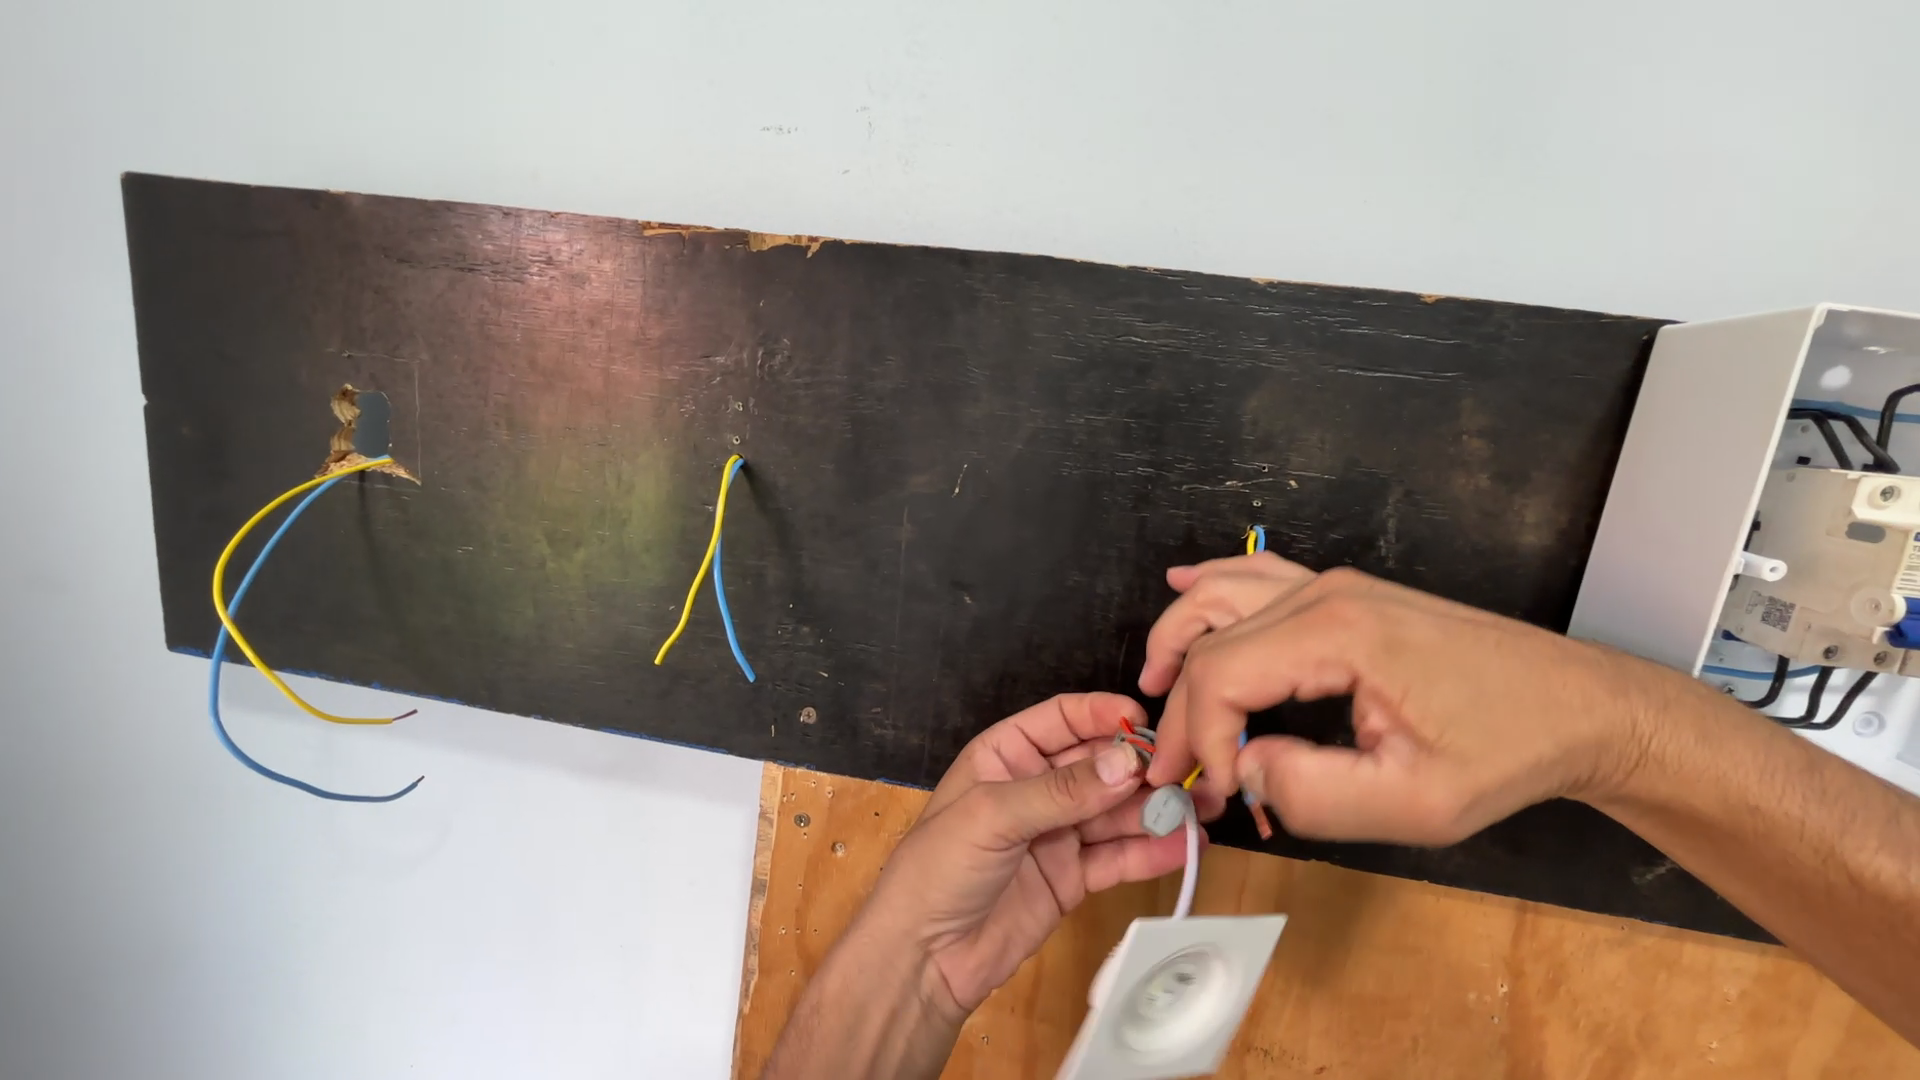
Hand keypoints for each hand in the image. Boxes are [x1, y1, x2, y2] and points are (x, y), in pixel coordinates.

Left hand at [861, 693, 1195, 1012]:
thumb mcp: (994, 815)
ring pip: (1114, 811)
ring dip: (1155, 808)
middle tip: (1186, 771)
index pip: (1062, 719)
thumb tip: (1127, 762)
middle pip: (1098, 765)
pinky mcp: (1072, 877)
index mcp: (1006, 754)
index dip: (1103, 715)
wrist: (924, 956)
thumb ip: (1063, 791)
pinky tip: (1186, 846)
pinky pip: (1117, 856)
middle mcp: (1036, 787)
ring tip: (1202, 807)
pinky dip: (1150, 852)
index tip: (1145, 721)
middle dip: (1141, 766)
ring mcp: (1056, 833)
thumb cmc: (940, 866)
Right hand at [1140, 555, 1680, 844]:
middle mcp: (1320, 593)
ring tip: (1151, 686)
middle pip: (1209, 642)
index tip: (1220, 794)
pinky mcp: (1340, 592)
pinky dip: (1209, 586)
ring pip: (1218, 596)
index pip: (1221, 676)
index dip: (1203, 740)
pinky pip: (1254, 575)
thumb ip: (1311, 793)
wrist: (1578, 705)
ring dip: (1176, 641)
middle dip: (1180, 711)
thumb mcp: (1417, 804)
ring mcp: (1328, 584)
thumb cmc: (1506, 753)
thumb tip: (1243, 767)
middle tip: (1171, 769)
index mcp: (1335, 633)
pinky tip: (1182, 583)